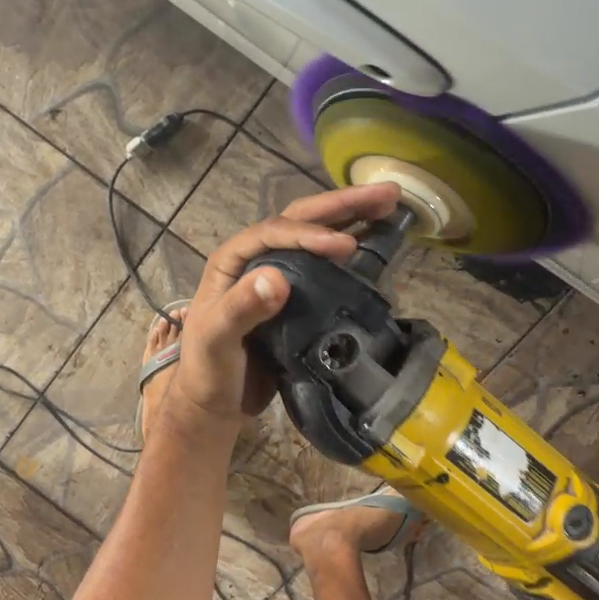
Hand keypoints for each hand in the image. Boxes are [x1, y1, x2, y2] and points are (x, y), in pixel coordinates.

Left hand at [158, 183, 401, 435]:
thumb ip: (241, 308)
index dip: (309, 234)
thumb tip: (278, 278)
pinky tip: (378, 246)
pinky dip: (351, 254)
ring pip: (315, 237)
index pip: (273, 233)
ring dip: (352, 219)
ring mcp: (278, 278)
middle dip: (342, 206)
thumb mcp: (217, 339)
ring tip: (391, 206)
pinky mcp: (297, 300)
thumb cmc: (207, 370)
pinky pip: (326, 266)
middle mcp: (256, 261)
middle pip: (299, 221)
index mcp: (232, 261)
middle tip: (387, 194)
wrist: (215, 405)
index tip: (345, 246)